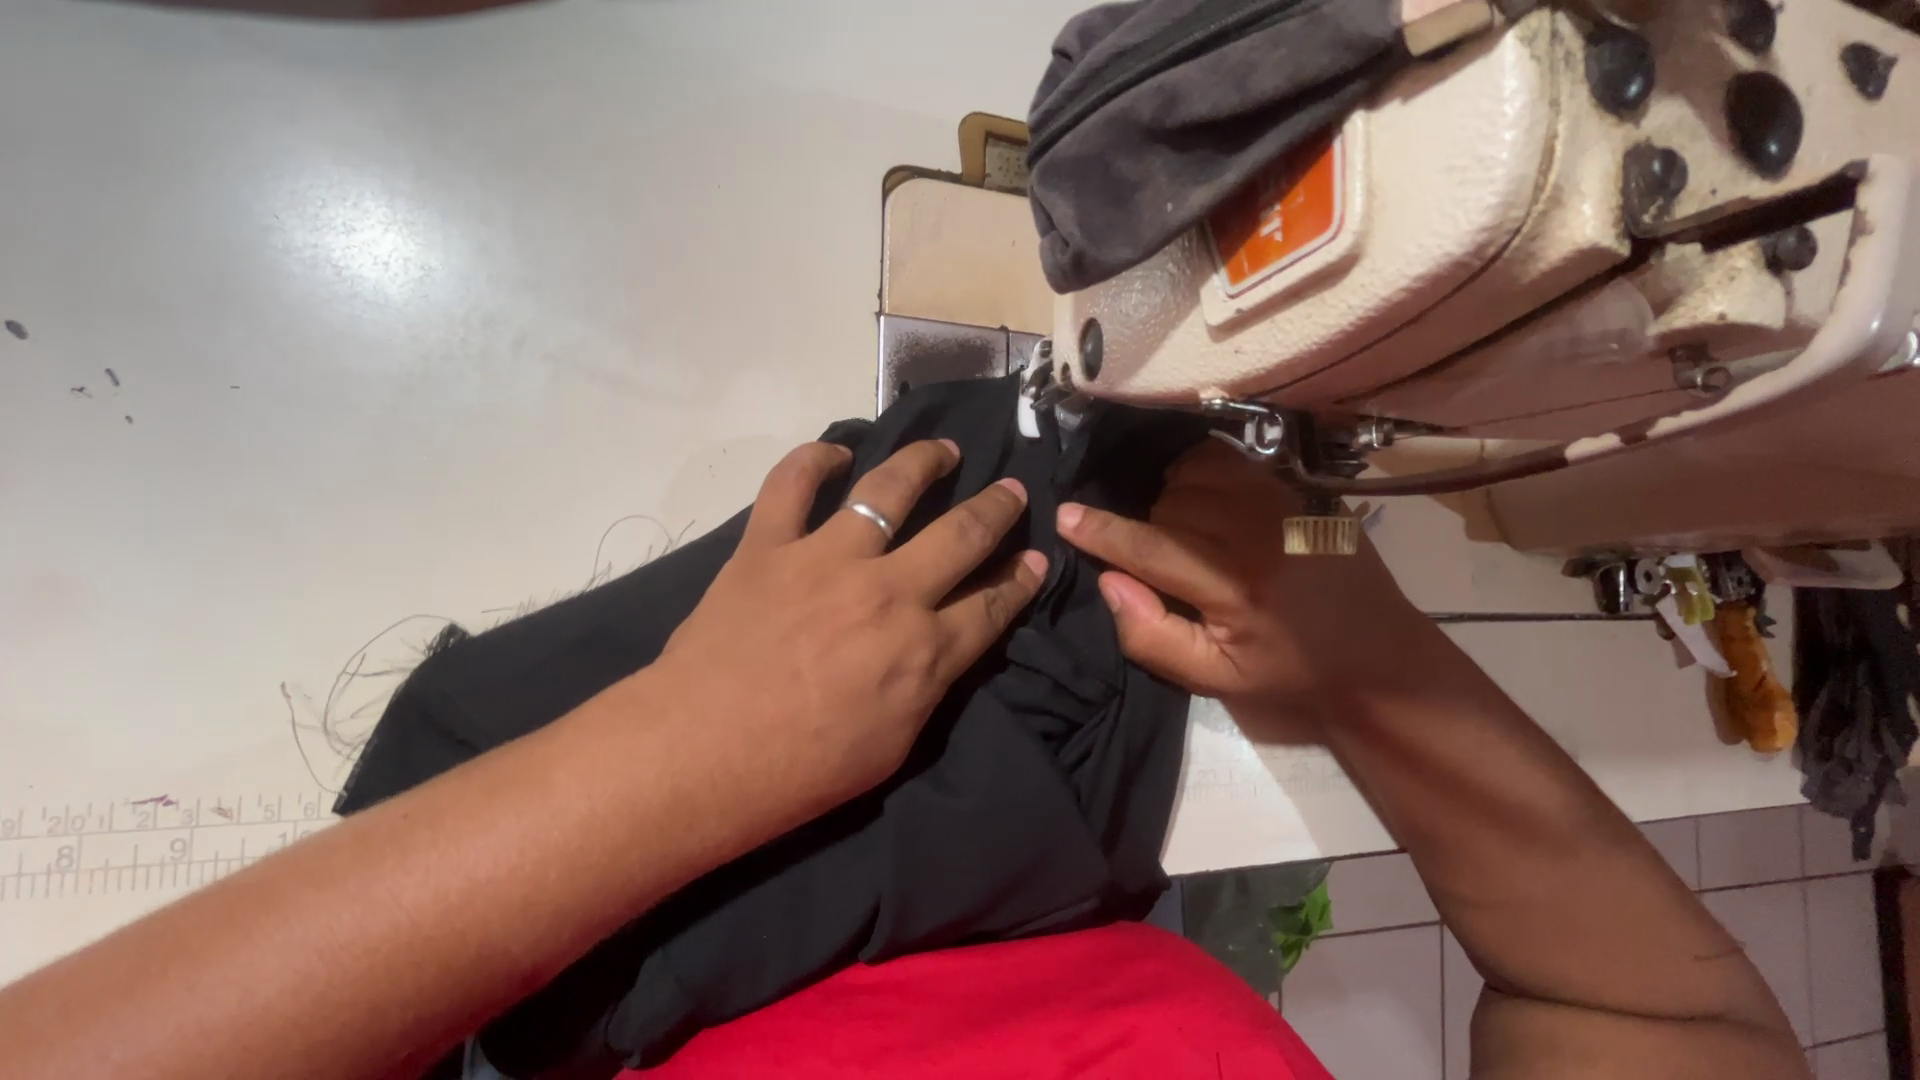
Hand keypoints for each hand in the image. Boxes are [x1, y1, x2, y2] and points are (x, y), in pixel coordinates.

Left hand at [658, 438, 1047, 808]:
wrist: (700, 757)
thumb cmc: (802, 772)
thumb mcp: (894, 746)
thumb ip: (926, 686)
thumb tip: (939, 648)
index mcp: (924, 651)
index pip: (992, 605)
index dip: (1021, 580)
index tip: (1036, 558)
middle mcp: (889, 592)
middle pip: (961, 535)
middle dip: (997, 510)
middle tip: (1012, 490)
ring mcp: (826, 560)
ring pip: (889, 490)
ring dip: (924, 463)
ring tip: (941, 450)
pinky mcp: (768, 546)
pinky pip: (791, 485)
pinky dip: (813, 460)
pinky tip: (835, 453)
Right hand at [1056, 439, 1440, 729]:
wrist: (1380, 655)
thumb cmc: (1289, 673)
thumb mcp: (1214, 679)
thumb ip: (1151, 635)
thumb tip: (1108, 581)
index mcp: (1236, 587)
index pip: (1151, 547)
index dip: (1102, 532)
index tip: (1064, 516)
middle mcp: (1259, 534)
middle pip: (1170, 504)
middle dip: (1145, 523)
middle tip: (1153, 553)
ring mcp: (1284, 503)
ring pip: (1196, 473)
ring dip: (1172, 494)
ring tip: (1177, 525)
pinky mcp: (1298, 489)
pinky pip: (1231, 460)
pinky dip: (1202, 470)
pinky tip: (1203, 496)